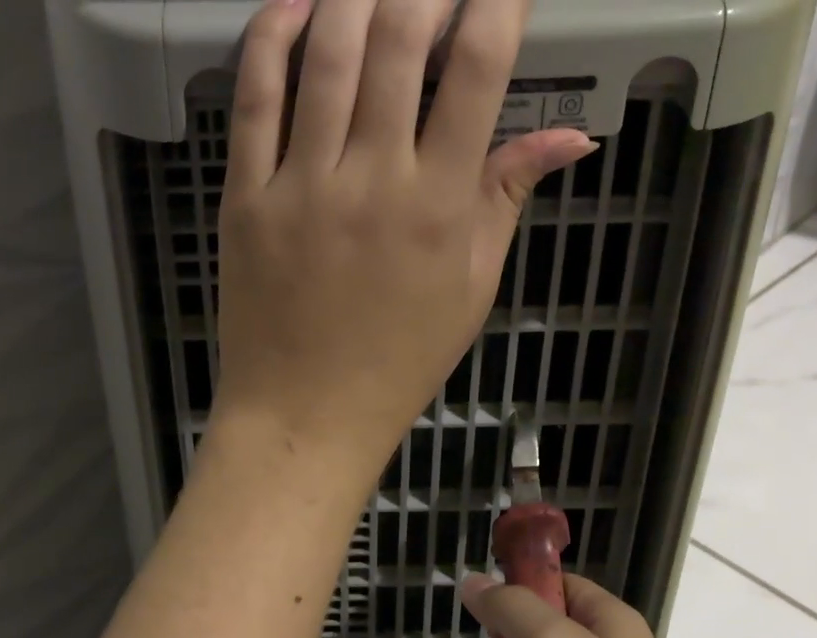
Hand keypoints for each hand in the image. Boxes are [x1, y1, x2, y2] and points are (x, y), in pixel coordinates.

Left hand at [210, 0, 595, 474]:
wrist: (304, 417)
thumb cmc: (396, 363)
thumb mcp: (470, 291)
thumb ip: (508, 201)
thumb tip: (570, 137)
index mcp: (440, 207)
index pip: (479, 70)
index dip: (498, 3)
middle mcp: (373, 181)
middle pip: (401, 38)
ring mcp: (302, 187)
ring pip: (329, 53)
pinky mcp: (246, 199)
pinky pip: (254, 99)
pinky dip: (272, 37)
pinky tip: (296, 5)